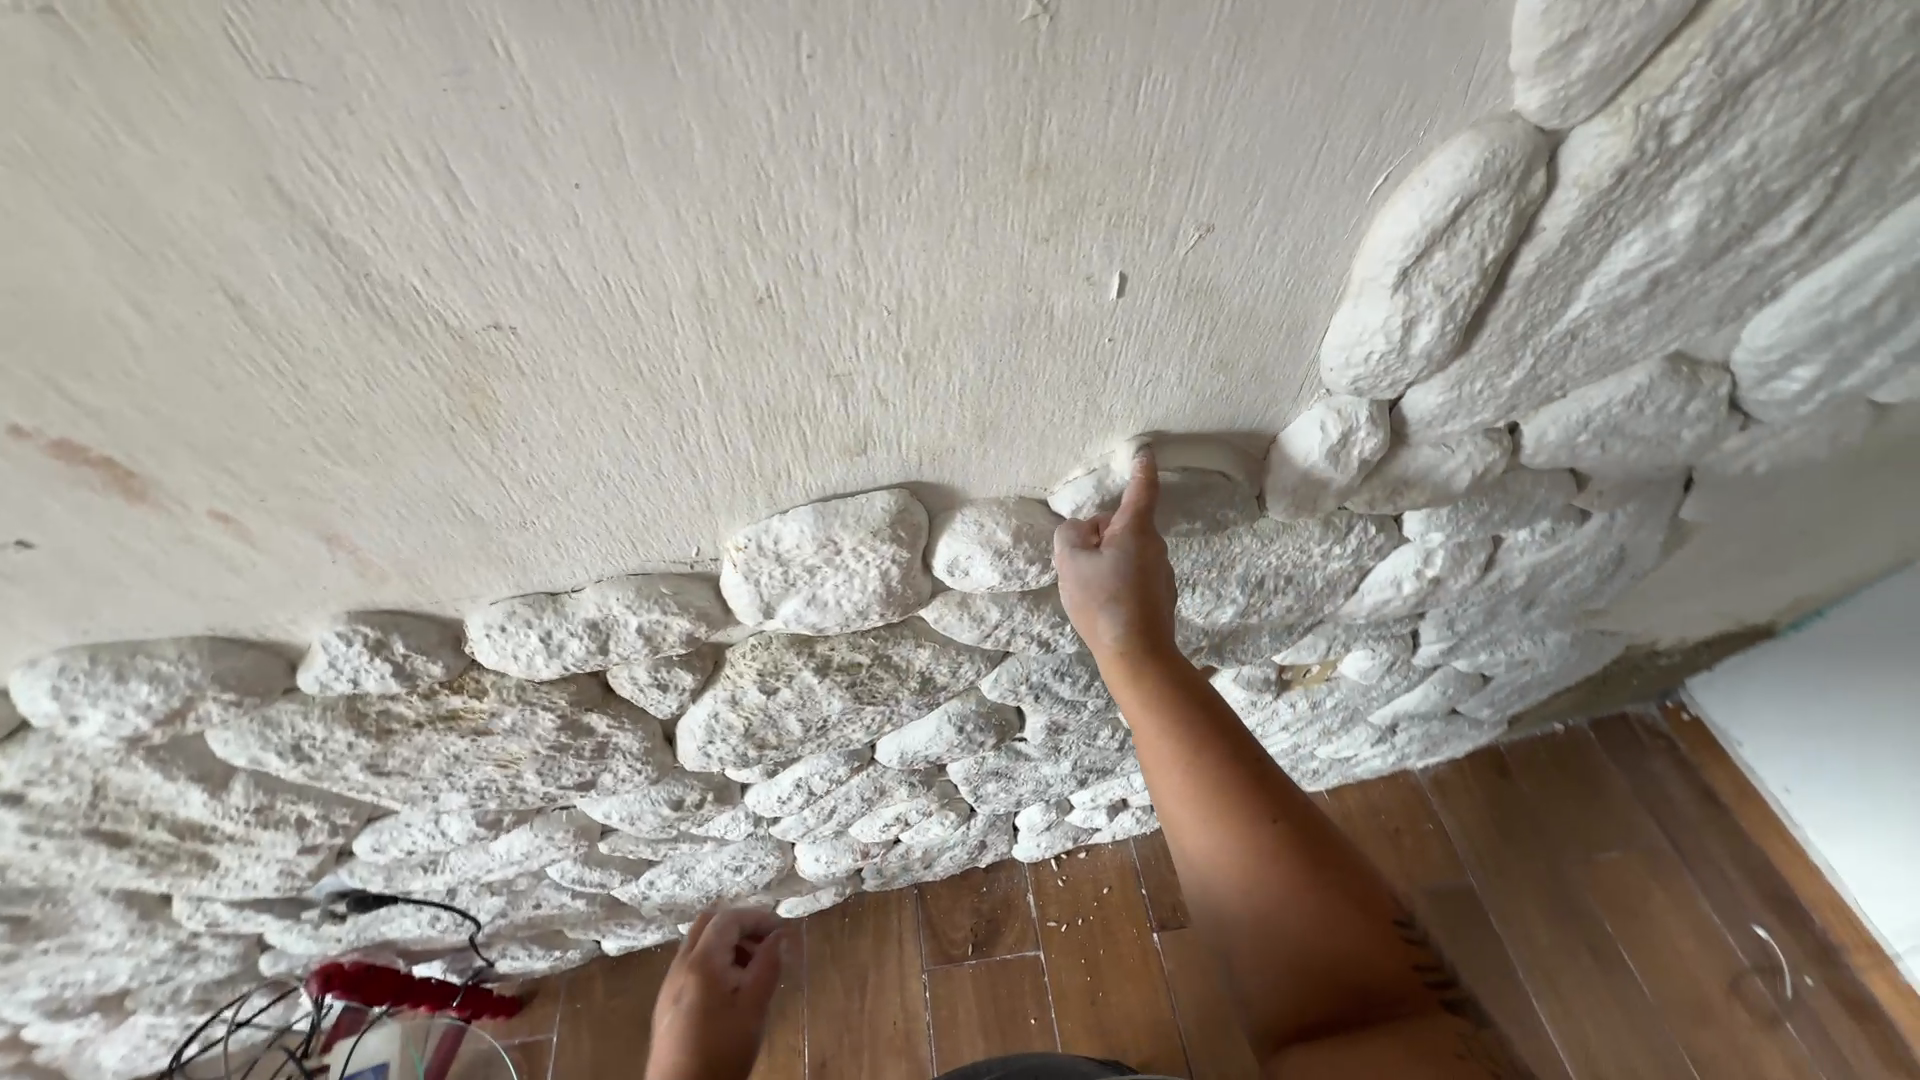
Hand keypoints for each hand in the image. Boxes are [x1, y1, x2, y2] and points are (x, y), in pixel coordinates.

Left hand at [645, 907, 789, 1079]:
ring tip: (753, 970)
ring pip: (699, 944)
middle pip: (709, 923)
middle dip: (740, 926)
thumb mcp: (754, 1008)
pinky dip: (714, 962)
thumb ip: (768, 965)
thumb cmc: (721, 1052)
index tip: (782, 931)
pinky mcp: (667, 1002)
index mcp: (701, 962)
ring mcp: (669, 984)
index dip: (757, 918)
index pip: (728, 918)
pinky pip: (691, 965)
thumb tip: (780, 934)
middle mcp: (680, 965)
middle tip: (765, 945)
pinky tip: (731, 990)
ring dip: (727, 944)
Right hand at [1054, 447, 1179, 662]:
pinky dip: (1116, 582)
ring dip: (1107, 561)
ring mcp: (1161, 573)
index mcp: (1136, 531)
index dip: (1142, 469)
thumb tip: (1083, 531)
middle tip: (1078, 561)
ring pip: (1126, 553)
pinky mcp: (1160, 597)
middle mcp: (1155, 547)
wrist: (1136, 654)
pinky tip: (1104, 607)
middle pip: (1123, 526)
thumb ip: (1070, 535)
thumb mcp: (1070, 562)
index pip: (1142, 490)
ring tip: (1089, 591)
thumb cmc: (1102, 603)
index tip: (1145, 452)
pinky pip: (1133, 576)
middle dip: (1100, 535)